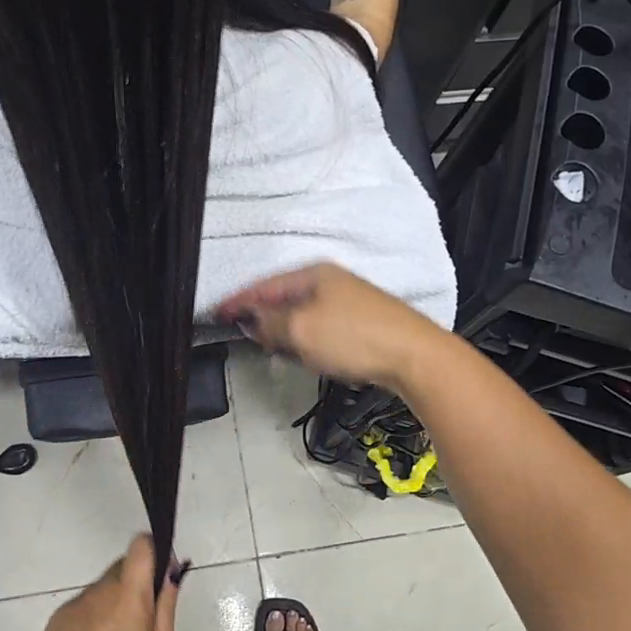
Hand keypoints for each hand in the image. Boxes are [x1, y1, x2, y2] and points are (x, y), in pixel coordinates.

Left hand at [33, 535, 183, 630]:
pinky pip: (84, 607)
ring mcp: (73, 605)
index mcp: (127, 597)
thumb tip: (171, 574)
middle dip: (136, 585)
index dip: (154, 551)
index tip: (162, 574)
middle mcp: (98, 592)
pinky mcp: (56, 621)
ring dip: (114, 603)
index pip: (140, 547)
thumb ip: (165, 610)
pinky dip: (93, 618)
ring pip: (102, 589)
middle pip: (122, 568)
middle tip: (143, 623)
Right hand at [215, 263, 449, 392]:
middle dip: (263, 317)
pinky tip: (309, 356)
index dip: (238, 301)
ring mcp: (348, 302)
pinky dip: (307, 340)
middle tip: (246, 336)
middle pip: (283, 298)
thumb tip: (251, 318)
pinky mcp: (362, 324)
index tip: (215, 314)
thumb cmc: (353, 337)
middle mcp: (330, 281)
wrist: (415, 356)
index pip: (264, 285)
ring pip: (302, 315)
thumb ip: (269, 322)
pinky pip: (320, 329)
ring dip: (286, 332)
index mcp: (313, 274)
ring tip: (277, 350)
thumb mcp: (300, 329)